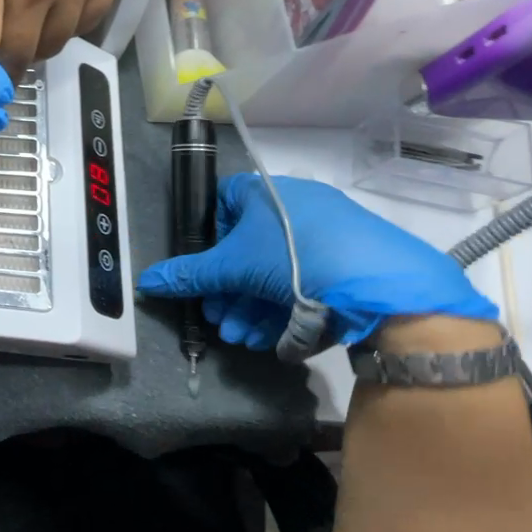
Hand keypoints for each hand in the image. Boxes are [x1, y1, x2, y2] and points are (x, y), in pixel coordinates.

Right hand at [137, 174, 498, 348]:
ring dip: (251, 308)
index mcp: (267, 192)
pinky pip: (308, 283)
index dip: (208, 238)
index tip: (203, 270)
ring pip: (276, 272)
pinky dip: (285, 310)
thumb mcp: (232, 267)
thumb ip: (188, 276)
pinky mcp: (353, 265)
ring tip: (243, 337)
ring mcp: (329, 236)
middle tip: (220, 318)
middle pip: (247, 248)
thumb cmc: (295, 257)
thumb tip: (144, 283)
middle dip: (228, 289)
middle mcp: (297, 208)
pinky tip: (274, 339)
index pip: (223, 204)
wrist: (387, 284)